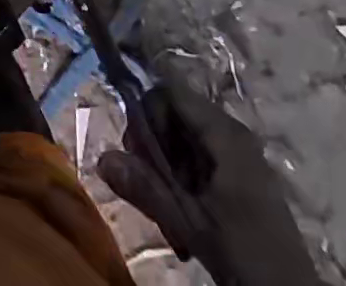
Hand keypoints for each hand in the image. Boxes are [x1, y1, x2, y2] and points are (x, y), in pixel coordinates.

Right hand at [98, 90, 322, 285]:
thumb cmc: (243, 251)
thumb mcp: (187, 220)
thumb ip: (144, 187)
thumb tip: (102, 158)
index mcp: (224, 133)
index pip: (170, 93)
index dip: (146, 112)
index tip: (136, 148)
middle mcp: (231, 133)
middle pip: (174, 117)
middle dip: (153, 148)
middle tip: (146, 184)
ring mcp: (238, 156)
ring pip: (182, 143)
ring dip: (165, 172)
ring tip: (165, 211)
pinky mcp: (239, 178)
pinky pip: (198, 163)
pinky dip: (182, 183)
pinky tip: (181, 218)